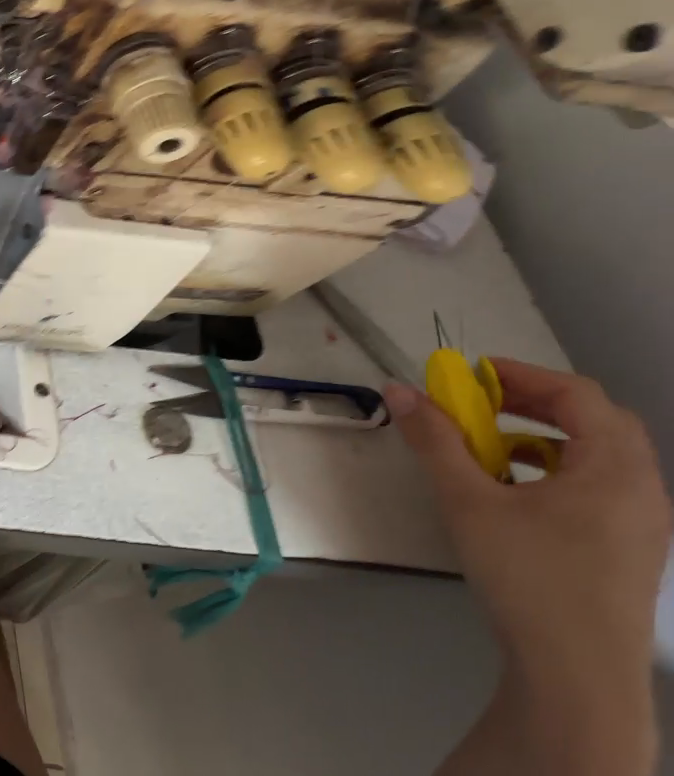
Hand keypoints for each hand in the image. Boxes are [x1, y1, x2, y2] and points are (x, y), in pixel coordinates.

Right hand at [388, 362, 668, 676]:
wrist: (577, 667)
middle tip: (476, 403)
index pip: (580, 395)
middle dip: (533, 402)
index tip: (468, 375)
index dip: (522, 375)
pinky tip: (514, 492)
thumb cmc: (526, 573)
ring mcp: (644, 522)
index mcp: (615, 469)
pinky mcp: (631, 547)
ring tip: (489, 447)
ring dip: (543, 436)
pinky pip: (599, 487)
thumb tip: (398, 389)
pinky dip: (556, 470)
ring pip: (599, 456)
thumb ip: (435, 440)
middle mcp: (644, 488)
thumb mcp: (467, 500)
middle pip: (598, 422)